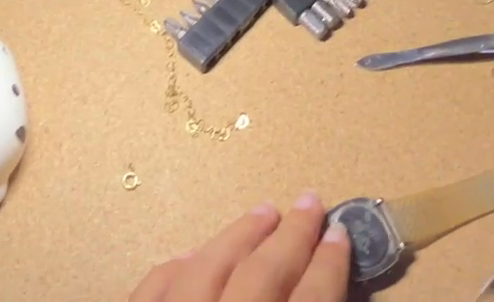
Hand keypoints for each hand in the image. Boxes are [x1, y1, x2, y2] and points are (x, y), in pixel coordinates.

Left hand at [129, 192, 350, 301]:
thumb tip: (328, 284)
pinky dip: (175, 271)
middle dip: (291, 237)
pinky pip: (152, 291)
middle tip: (310, 202)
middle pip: (261, 276)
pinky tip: (193, 255)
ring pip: (205, 270)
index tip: (341, 234)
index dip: (330, 266)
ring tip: (263, 211)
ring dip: (238, 238)